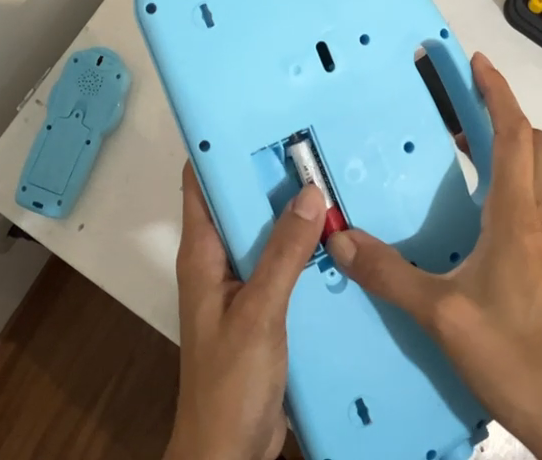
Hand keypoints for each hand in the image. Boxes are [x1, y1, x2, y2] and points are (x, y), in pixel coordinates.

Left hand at [164, 162, 325, 459]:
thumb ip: (283, 254)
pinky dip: (307, 248)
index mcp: (202, 253)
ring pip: (267, 234)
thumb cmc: (230, 379)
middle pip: (241, 203)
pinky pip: (285, 265)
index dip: (219, 147)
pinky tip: (340, 239)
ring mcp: (242, 285)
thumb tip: (310, 192)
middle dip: (270, 173)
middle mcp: (219, 261)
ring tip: (333, 178)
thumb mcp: (259, 312)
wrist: (229, 450)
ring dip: (293, 212)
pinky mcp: (264, 308)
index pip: (201, 182)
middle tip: (312, 140)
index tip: (254, 114)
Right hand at [326, 53, 541, 459]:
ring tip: (467, 161)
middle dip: (507, 117)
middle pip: (537, 149)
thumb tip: (341, 240)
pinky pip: (540, 214)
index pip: (513, 137)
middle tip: (466, 109)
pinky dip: (515, 196)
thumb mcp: (441, 315)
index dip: (497, 94)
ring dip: (512, 156)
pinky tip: (484, 230)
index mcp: (518, 218)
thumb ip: (390, 274)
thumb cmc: (512, 355)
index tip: (478, 62)